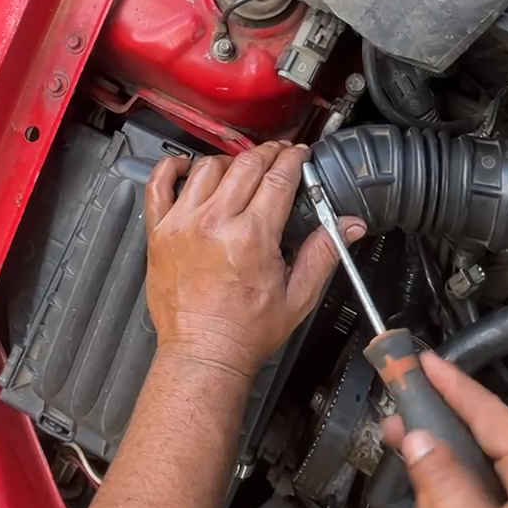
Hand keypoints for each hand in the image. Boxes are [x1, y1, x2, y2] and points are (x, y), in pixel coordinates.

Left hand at [144, 141, 365, 380]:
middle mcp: (215, 222)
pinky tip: (188, 168)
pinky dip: (172, 168)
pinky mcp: (159, 231)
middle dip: (268, 153)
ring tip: (241, 170)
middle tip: (278, 155)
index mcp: (251, 236)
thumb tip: (348, 225)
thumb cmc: (245, 332)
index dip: (293, 159)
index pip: (278, 177)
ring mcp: (183, 223)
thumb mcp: (298, 296)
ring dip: (229, 162)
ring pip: (208, 167)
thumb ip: (324, 253)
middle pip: (245, 165)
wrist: (203, 354)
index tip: (299, 155)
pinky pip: (159, 183)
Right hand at [384, 353, 507, 507]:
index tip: (423, 360)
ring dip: (439, 472)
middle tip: (398, 407)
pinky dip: (449, 500)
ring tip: (409, 467)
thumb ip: (442, 480)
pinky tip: (430, 503)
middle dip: (437, 428)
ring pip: (477, 478)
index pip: (493, 415)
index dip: (453, 384)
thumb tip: (418, 436)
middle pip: (484, 444)